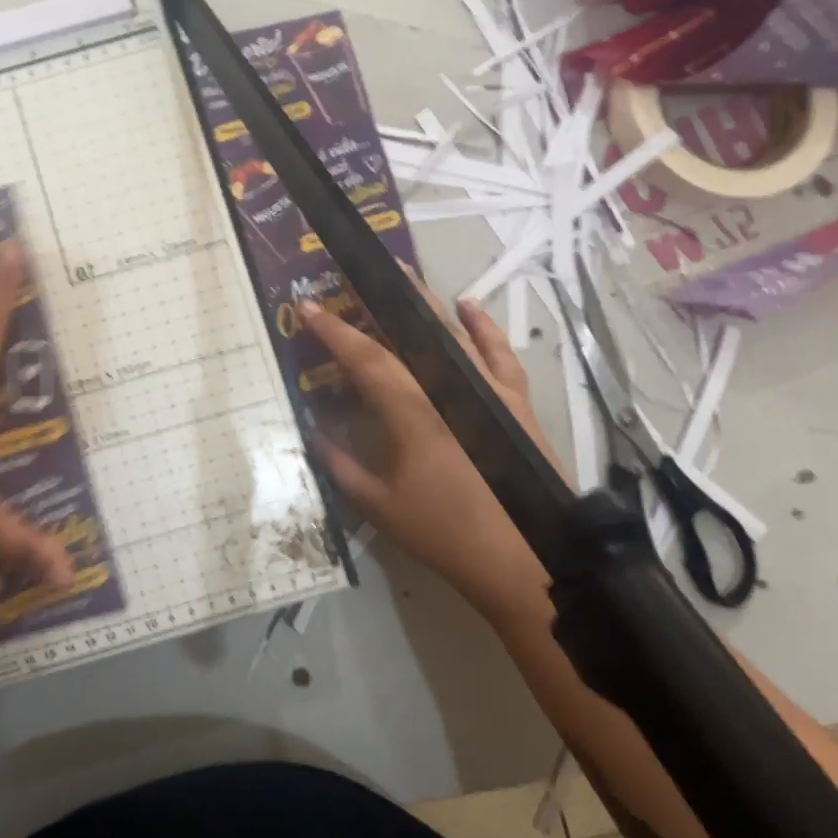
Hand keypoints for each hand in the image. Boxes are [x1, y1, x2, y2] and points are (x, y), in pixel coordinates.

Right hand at [303, 289, 554, 623]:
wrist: (530, 562)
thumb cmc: (446, 534)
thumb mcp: (378, 505)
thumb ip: (341, 465)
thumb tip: (314, 431)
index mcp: (415, 414)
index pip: (366, 359)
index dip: (334, 331)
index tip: (307, 306)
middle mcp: (454, 391)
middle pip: (412, 333)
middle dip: (379, 302)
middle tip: (354, 275)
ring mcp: (492, 393)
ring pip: (454, 335)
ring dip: (425, 303)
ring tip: (402, 276)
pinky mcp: (518, 403)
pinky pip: (499, 354)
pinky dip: (484, 328)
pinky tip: (467, 306)